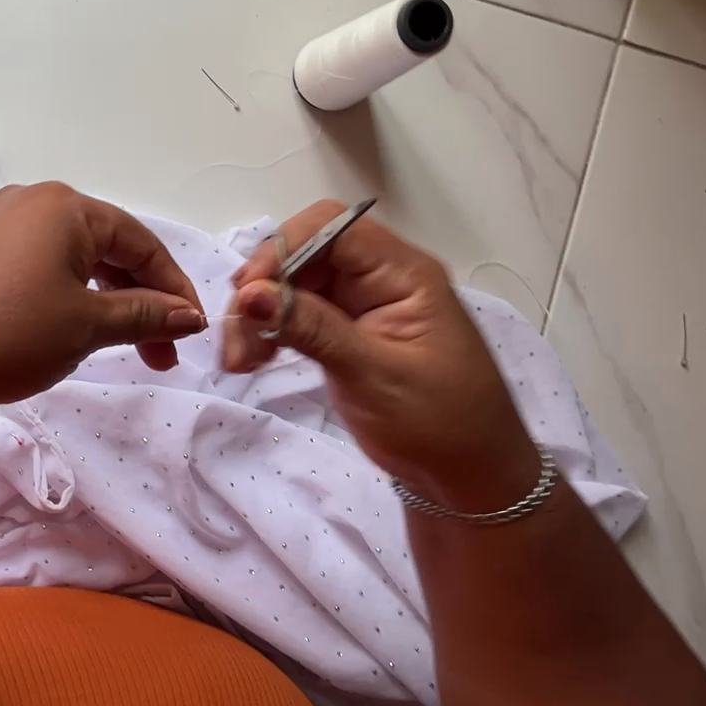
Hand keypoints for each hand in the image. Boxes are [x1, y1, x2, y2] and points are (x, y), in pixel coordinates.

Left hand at [0, 183, 204, 416]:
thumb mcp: (87, 325)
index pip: (139, 241)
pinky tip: (71, 322)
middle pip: (104, 245)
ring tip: (120, 344)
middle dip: (138, 298)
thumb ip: (144, 314)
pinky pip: (34, 261)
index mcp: (63, 206)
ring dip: (102, 297)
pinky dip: (64, 290)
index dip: (172, 287)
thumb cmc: (10, 336)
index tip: (191, 330)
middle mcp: (28, 200)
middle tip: (159, 353)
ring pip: (69, 255)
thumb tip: (188, 316)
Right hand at [219, 201, 538, 508]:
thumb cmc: (437, 424)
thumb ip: (310, 328)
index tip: (248, 293)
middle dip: (261, 289)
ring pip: (289, 284)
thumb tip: (249, 292)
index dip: (282, 248)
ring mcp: (358, 303)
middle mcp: (377, 277)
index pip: (331, 227)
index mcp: (402, 274)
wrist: (467, 478)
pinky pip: (292, 311)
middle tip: (237, 339)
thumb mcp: (372, 375)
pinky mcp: (341, 328)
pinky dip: (266, 330)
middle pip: (301, 253)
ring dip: (256, 314)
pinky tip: (252, 358)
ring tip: (240, 360)